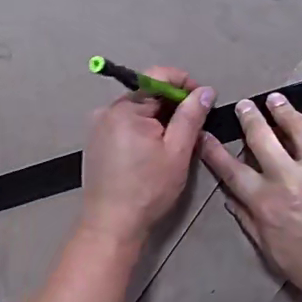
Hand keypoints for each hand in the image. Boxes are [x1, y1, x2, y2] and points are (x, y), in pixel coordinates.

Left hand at [79, 67, 214, 243]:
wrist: (111, 225)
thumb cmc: (147, 190)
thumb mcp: (177, 152)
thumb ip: (191, 116)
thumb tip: (205, 91)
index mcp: (125, 109)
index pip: (158, 76)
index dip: (184, 83)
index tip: (203, 100)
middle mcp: (106, 111)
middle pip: (147, 93)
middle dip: (173, 105)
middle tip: (194, 127)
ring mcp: (97, 127)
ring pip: (137, 111)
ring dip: (159, 119)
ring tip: (176, 143)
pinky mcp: (96, 142)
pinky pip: (125, 125)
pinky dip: (144, 130)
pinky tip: (154, 152)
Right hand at [197, 90, 301, 301]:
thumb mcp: (269, 250)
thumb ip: (249, 221)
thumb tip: (231, 198)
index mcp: (264, 201)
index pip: (231, 170)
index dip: (214, 151)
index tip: (204, 135)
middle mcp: (287, 178)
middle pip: (261, 138)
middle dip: (249, 118)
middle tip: (244, 105)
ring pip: (299, 128)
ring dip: (285, 110)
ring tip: (276, 98)